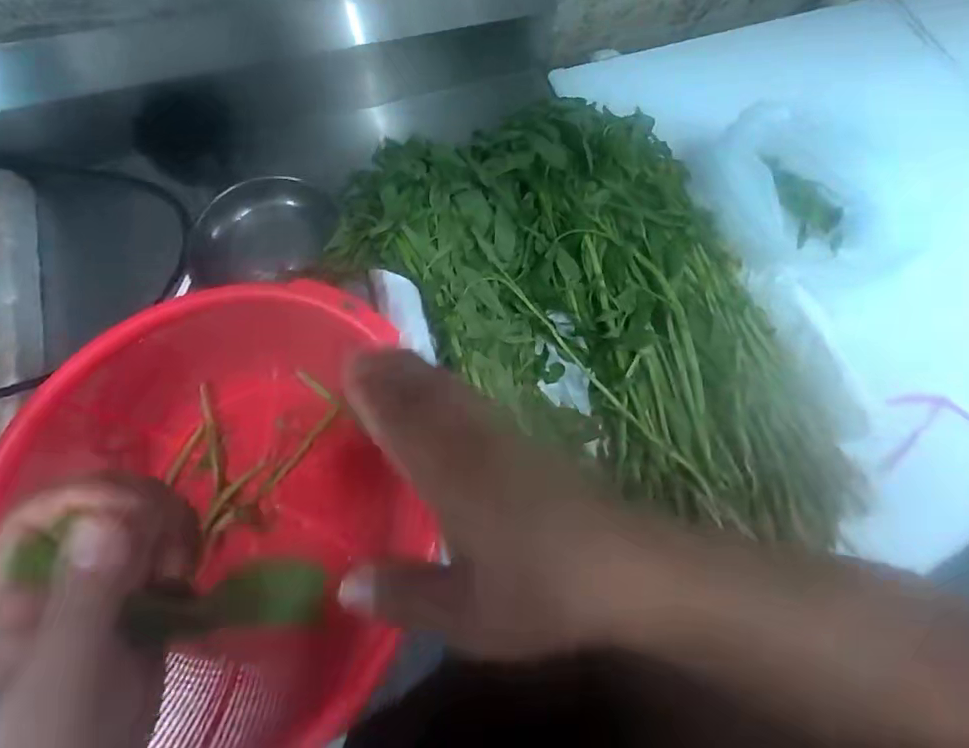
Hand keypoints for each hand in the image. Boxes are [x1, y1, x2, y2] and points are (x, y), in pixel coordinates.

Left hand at [0, 475, 199, 747]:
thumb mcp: (62, 682)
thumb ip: (83, 600)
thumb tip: (107, 516)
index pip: (38, 513)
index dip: (90, 498)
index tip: (141, 518)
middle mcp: (44, 578)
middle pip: (98, 501)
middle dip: (145, 514)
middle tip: (170, 557)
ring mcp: (90, 585)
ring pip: (137, 515)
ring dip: (170, 529)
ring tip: (179, 577)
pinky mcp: (131, 597)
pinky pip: (162, 544)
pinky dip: (182, 548)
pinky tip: (185, 585)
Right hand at [335, 350, 664, 659]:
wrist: (623, 565)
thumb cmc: (539, 592)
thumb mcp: (465, 614)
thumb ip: (404, 595)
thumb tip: (345, 584)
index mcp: (451, 479)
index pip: (402, 425)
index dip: (373, 396)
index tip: (346, 368)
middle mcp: (475, 446)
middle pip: (428, 397)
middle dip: (392, 373)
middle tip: (361, 353)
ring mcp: (507, 439)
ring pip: (455, 394)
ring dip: (421, 374)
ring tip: (395, 361)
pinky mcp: (531, 443)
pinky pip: (478, 403)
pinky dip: (452, 390)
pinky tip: (452, 395)